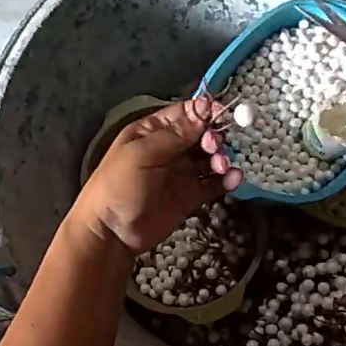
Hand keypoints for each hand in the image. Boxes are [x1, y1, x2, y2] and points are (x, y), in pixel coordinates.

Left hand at [74, 96, 243, 252]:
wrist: (111, 233)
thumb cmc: (118, 186)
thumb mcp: (141, 154)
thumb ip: (174, 135)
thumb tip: (202, 112)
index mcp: (152, 132)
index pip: (184, 114)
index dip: (204, 111)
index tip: (222, 112)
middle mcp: (169, 149)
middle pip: (201, 134)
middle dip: (213, 136)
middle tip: (213, 147)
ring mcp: (181, 173)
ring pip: (209, 158)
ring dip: (220, 158)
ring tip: (221, 166)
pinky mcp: (190, 196)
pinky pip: (212, 183)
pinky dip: (226, 180)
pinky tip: (234, 179)